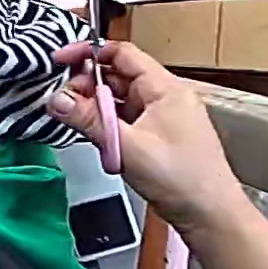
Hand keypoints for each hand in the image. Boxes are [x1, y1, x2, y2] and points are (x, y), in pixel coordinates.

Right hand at [46, 41, 251, 235]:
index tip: (61, 60)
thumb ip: (89, 120)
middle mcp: (164, 97)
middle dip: (86, 83)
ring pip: (118, 97)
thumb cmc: (181, 179)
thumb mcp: (127, 146)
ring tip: (74, 117)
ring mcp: (160, 116)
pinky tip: (93, 133)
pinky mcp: (155, 135)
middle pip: (117, 75)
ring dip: (94, 104)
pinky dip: (105, 121)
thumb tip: (57, 99)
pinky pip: (124, 117)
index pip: (122, 53)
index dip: (88, 52)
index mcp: (165, 89)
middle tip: (63, 100)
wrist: (210, 216)